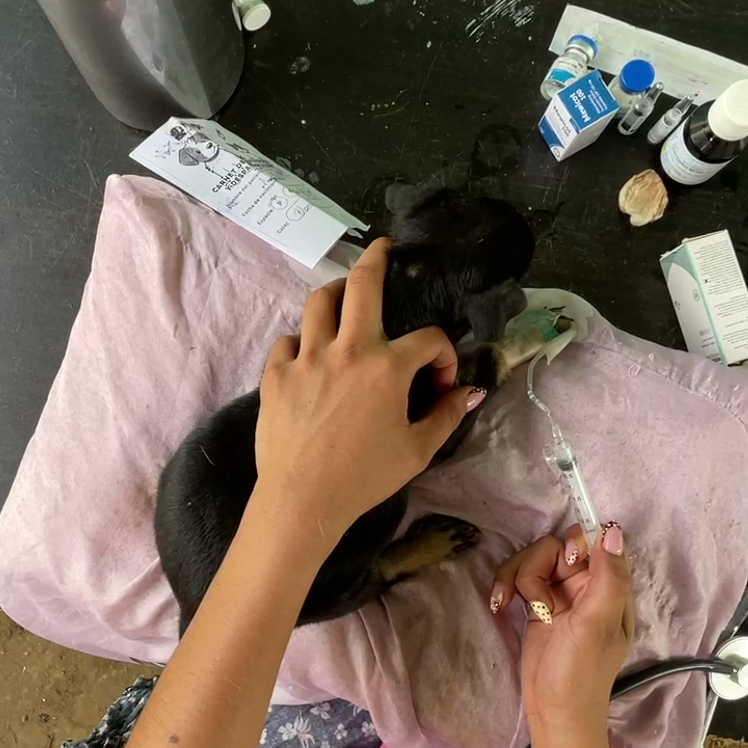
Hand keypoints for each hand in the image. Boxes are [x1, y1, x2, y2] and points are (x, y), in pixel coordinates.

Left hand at [251, 239, 485, 545]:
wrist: (303, 500)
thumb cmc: (364, 478)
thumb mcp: (417, 450)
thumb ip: (447, 414)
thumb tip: (472, 390)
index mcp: (387, 367)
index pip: (428, 339)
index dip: (444, 355)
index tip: (440, 382)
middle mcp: (347, 350)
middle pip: (362, 285)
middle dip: (377, 259)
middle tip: (382, 248)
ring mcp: (307, 358)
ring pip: (318, 303)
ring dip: (335, 295)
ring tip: (343, 299)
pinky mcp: (275, 374)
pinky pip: (286, 340)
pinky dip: (300, 341)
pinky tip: (308, 355)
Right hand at [489, 523, 636, 742]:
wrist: (553, 711)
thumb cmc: (581, 672)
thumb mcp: (598, 624)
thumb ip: (608, 577)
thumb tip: (613, 530)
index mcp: (610, 588)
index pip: (593, 542)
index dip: (574, 544)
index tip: (566, 562)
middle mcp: (585, 587)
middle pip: (554, 547)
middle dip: (535, 566)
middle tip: (537, 597)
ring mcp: (559, 595)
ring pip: (532, 561)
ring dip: (517, 578)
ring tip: (512, 604)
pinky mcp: (536, 605)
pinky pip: (519, 578)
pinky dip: (506, 587)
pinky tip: (501, 604)